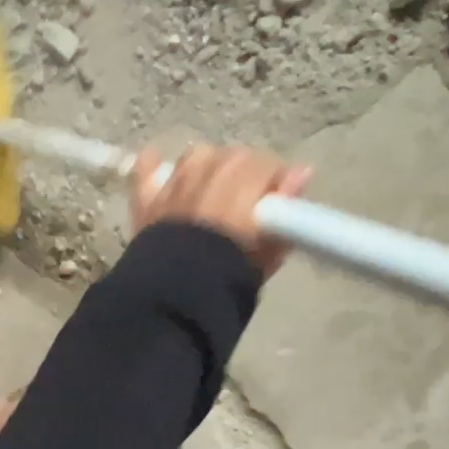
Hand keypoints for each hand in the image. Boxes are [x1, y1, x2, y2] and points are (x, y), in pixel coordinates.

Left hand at [130, 145, 312, 277]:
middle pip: (233, 158)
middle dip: (242, 175)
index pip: (266, 165)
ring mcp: (176, 182)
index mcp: (245, 181)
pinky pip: (147, 168)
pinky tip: (158, 167)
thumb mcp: (271, 248)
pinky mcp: (148, 197)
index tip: (273, 203)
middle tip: (241, 206)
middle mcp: (211, 171)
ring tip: (207, 194)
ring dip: (206, 169)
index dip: (271, 182)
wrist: (178, 292)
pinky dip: (153, 165)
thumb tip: (300, 173)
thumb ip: (287, 207)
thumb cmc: (230, 274)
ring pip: (197, 157)